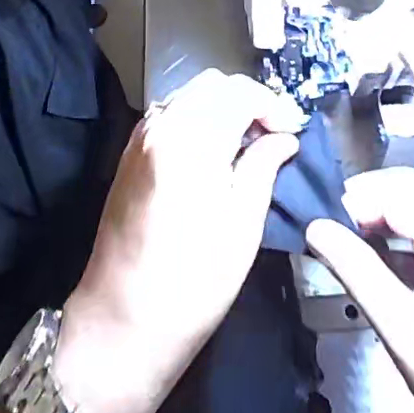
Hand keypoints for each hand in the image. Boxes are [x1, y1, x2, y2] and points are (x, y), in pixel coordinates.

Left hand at [53, 70, 304, 412]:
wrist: (118, 326)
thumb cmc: (192, 284)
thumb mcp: (243, 225)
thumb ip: (264, 167)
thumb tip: (284, 138)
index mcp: (190, 141)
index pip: (241, 93)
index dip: (275, 106)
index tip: (294, 130)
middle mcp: (160, 127)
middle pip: (215, 85)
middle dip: (251, 101)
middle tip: (277, 132)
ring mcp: (139, 139)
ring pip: (192, 95)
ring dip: (225, 106)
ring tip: (251, 140)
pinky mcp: (129, 155)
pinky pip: (172, 114)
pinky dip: (200, 116)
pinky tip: (217, 148)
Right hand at [306, 168, 413, 412]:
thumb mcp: (399, 326)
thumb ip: (356, 269)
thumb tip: (316, 227)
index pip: (398, 188)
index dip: (357, 196)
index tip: (322, 222)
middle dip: (372, 202)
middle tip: (334, 230)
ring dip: (389, 225)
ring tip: (354, 250)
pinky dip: (409, 250)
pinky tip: (391, 277)